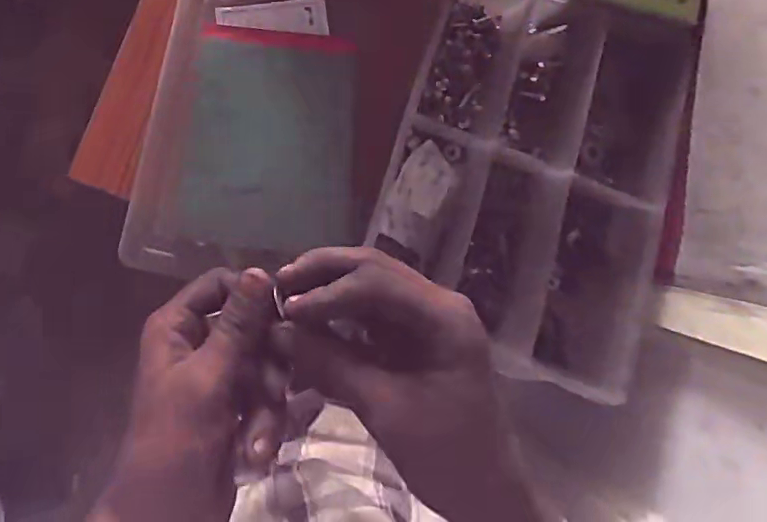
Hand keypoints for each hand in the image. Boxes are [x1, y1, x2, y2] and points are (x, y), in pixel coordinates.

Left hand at [93, 267, 283, 521]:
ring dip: (266, 402)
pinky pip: (262, 398)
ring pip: (261, 364)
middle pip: (248, 325)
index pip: (219, 283)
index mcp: (177, 326)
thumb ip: (238, 325)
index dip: (250, 293)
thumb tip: (260, 271)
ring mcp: (216, 378)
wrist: (164, 519)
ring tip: (258, 437)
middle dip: (265, 361)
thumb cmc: (174, 441)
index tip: (281, 312)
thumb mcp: (208, 379)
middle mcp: (196, 344)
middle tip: (273, 385)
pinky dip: (263, 425)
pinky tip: (254, 454)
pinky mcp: (233, 410)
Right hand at [274, 247, 539, 521]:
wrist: (489, 499)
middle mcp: (437, 302)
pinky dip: (339, 310)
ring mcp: (426, 315)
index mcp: (443, 315)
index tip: (288, 308)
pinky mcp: (414, 333)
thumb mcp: (385, 411)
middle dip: (324, 272)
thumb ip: (332, 364)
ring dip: (328, 285)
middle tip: (281, 281)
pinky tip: (311, 316)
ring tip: (289, 292)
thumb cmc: (447, 457)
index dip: (328, 291)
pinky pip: (372, 308)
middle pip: (373, 268)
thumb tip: (278, 331)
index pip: (377, 281)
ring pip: (369, 282)